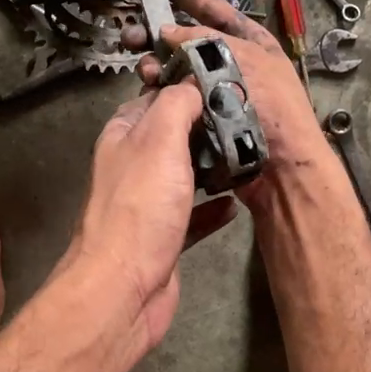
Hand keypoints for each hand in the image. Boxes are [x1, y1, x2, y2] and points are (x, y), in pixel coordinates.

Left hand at [68, 86, 237, 347]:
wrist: (122, 289)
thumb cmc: (140, 207)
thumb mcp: (159, 139)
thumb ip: (177, 104)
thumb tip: (195, 82)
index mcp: (124, 134)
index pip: (157, 96)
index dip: (187, 87)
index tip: (226, 83)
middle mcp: (133, 163)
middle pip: (174, 134)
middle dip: (207, 127)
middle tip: (248, 120)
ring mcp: (148, 202)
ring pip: (185, 174)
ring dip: (213, 166)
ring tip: (248, 155)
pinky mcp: (164, 237)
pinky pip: (194, 214)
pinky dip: (214, 208)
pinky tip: (236, 203)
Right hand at [124, 0, 328, 203]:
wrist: (281, 168)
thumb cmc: (270, 104)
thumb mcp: (241, 58)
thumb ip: (200, 40)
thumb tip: (167, 31)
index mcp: (251, 43)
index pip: (216, 10)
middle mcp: (234, 64)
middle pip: (189, 43)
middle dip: (159, 39)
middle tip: (131, 38)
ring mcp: (219, 94)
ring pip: (179, 73)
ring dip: (158, 69)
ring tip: (146, 73)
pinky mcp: (207, 120)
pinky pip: (179, 100)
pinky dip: (163, 95)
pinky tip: (150, 93)